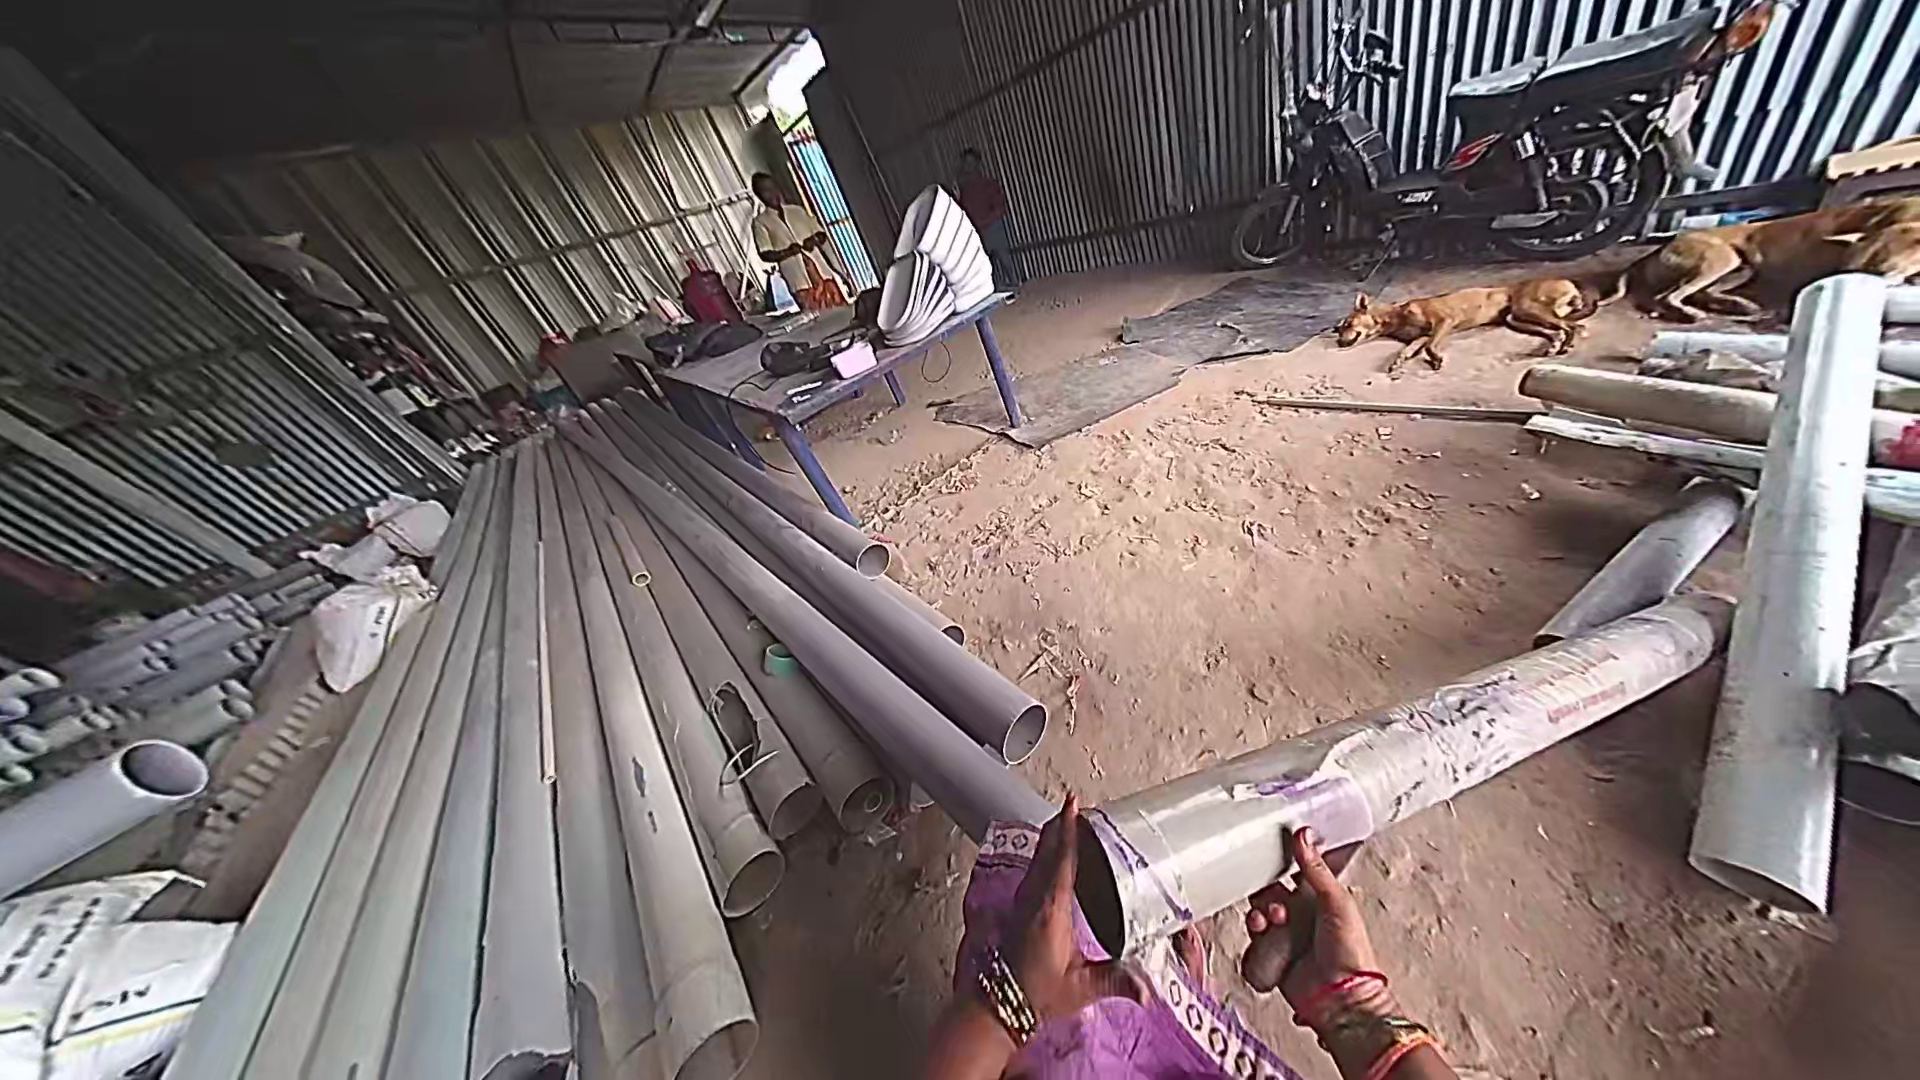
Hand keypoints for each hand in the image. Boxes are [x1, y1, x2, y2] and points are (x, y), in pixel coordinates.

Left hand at [1005, 794, 1145, 1019]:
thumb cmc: (1038, 994)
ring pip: (1040, 852)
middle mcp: (1035, 894)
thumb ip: (1115, 983)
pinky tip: (1056, 848)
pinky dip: (1047, 847)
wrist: (1001, 1002)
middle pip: (1048, 846)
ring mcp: (1025, 895)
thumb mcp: (1080, 989)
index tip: (1073, 803)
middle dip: (1062, 822)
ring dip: (1054, 833)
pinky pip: (1036, 863)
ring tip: (1069, 817)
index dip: (1068, 828)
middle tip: (1077, 803)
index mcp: (1052, 908)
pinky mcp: (1022, 901)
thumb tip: (1148, 990)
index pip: (1062, 858)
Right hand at [1240, 828, 1390, 1021]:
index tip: (1265, 857)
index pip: (1286, 872)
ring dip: (1258, 916)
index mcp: (1313, 899)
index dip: (1275, 866)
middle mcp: (1295, 916)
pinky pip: (1250, 942)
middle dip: (1263, 893)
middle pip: (1263, 891)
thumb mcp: (1336, 902)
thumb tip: (1303, 832)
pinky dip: (1254, 940)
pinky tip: (1263, 937)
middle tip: (1275, 901)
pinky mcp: (1269, 957)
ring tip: (1270, 923)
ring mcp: (1280, 937)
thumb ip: (1315, 868)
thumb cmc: (1350, 953)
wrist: (1343, 1002)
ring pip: (1255, 915)